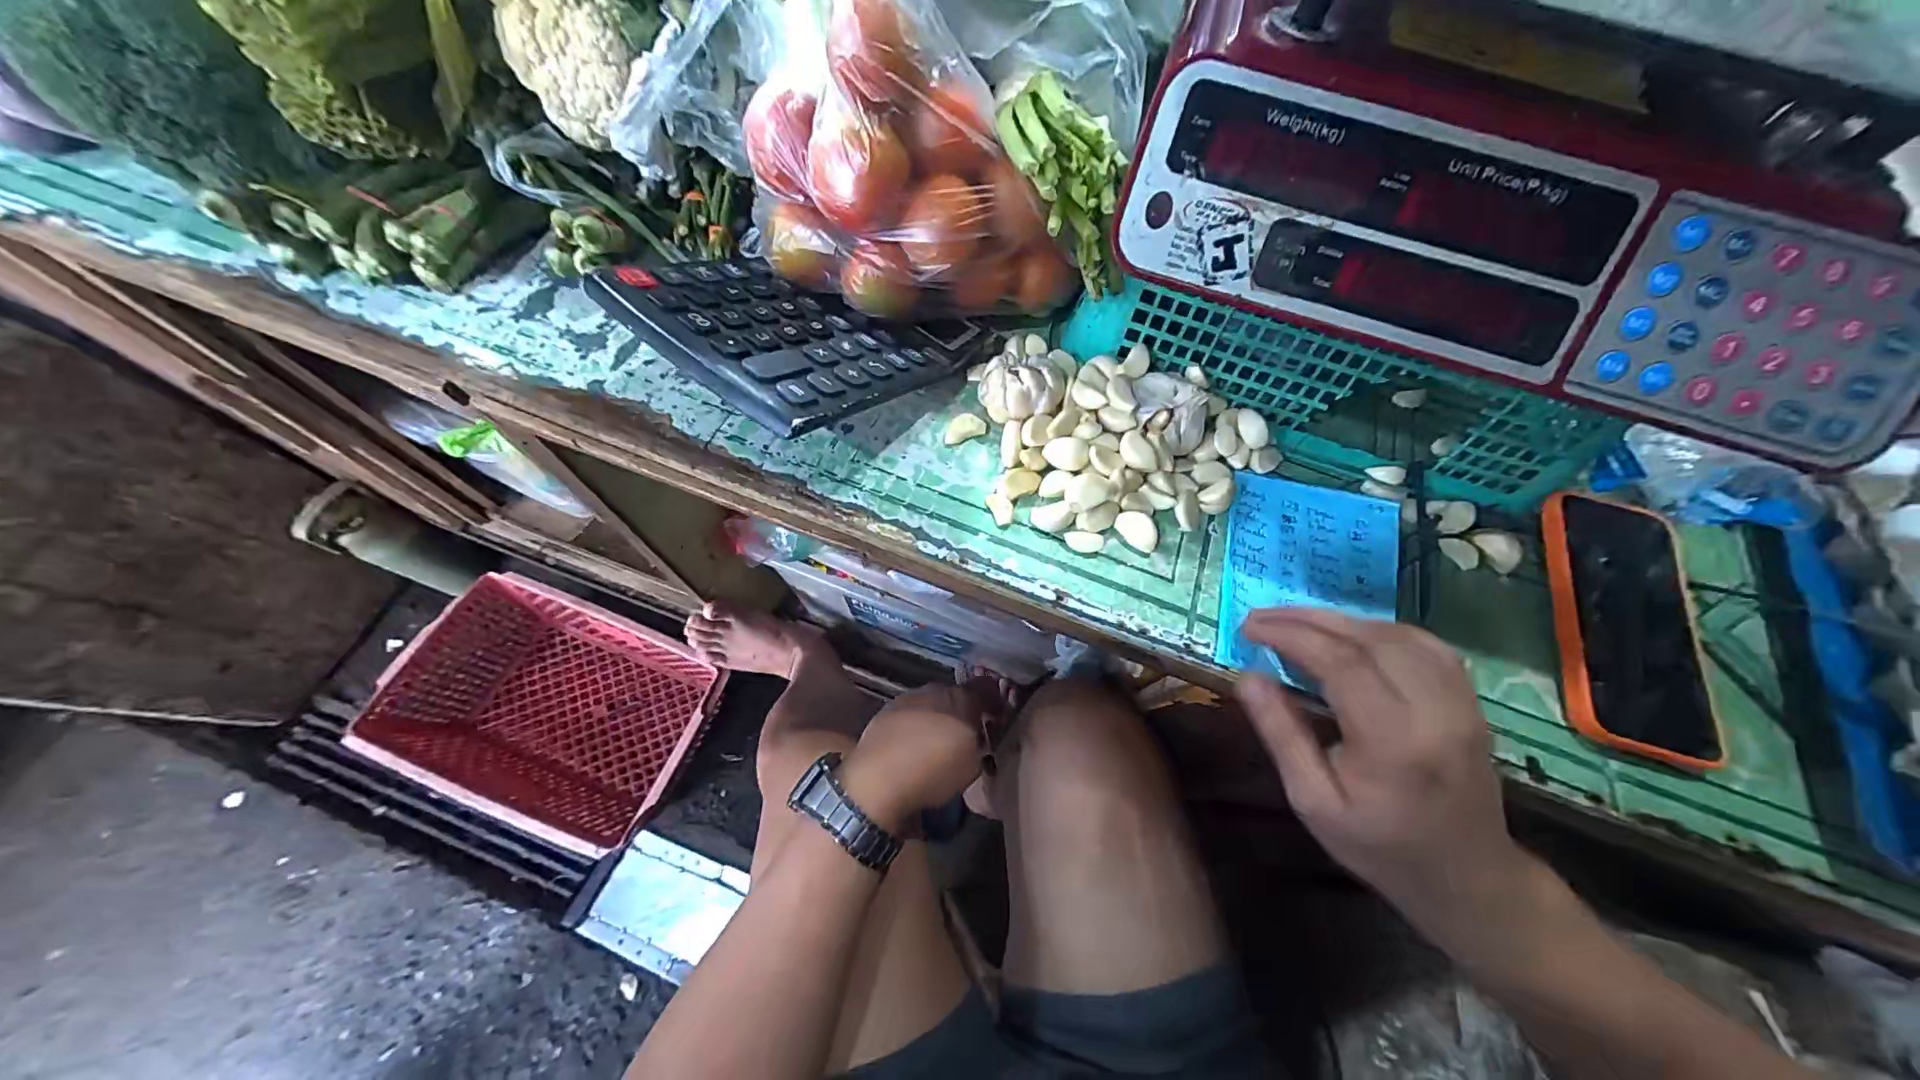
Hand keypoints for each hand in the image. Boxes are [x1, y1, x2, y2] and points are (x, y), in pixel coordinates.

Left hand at [838, 679, 998, 832]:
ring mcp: (903, 702)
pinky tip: (913, 752)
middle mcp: (930, 691)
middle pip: (954, 696)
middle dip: (962, 712)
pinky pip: (908, 720)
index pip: (984, 688)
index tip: (997, 719)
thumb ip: (979, 742)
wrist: (876, 782)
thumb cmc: (933, 771)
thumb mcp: (972, 762)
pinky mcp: (881, 718)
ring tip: (938, 747)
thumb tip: (979, 735)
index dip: (993, 702)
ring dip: (936, 721)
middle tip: (967, 737)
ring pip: (929, 707)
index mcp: (958, 697)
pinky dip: (914, 731)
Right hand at [1233, 609, 1525, 918]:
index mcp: (1393, 742)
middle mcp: (1435, 712)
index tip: (1248, 628)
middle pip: (1368, 640)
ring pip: (1397, 634)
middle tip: (1261, 618)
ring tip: (1296, 624)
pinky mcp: (1470, 700)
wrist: (1467, 875)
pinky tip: (1350, 636)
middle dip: (1307, 620)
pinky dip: (1378, 630)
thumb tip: (1247, 677)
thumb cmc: (1378, 844)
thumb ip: (1281, 734)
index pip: (1340, 663)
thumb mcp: (1312, 800)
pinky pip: (1425, 645)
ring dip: (1341, 621)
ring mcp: (1461, 703)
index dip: (1290, 635)